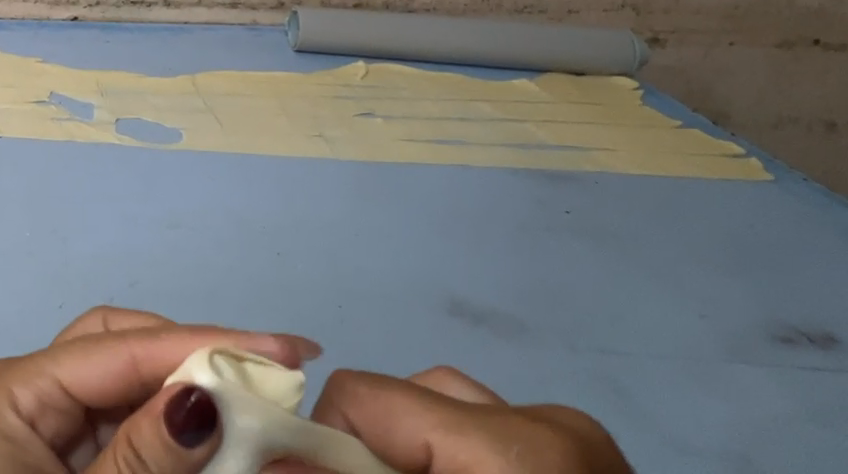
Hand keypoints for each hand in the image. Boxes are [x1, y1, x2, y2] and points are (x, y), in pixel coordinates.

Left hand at [0, 306, 321, 473]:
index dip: (204, 342)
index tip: (289, 352)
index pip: (122, 345)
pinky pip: (126, 429)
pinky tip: (218, 448)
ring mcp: (51, 426)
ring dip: (191, 394)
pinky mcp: (68, 459)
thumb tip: (205, 396)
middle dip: (197, 357)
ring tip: (261, 412)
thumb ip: (144, 459)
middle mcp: (36, 392)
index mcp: (23, 389)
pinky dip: (172, 434)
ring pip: (130, 385)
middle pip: (124, 347)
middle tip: (276, 380)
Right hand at [280, 365, 634, 473]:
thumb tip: (269, 462)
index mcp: (512, 447)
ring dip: (413, 453)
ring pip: (443, 409)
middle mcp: (544, 421)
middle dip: (371, 454)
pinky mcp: (588, 456)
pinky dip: (458, 460)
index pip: (362, 396)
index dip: (326, 445)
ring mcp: (574, 438)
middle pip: (399, 397)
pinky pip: (487, 431)